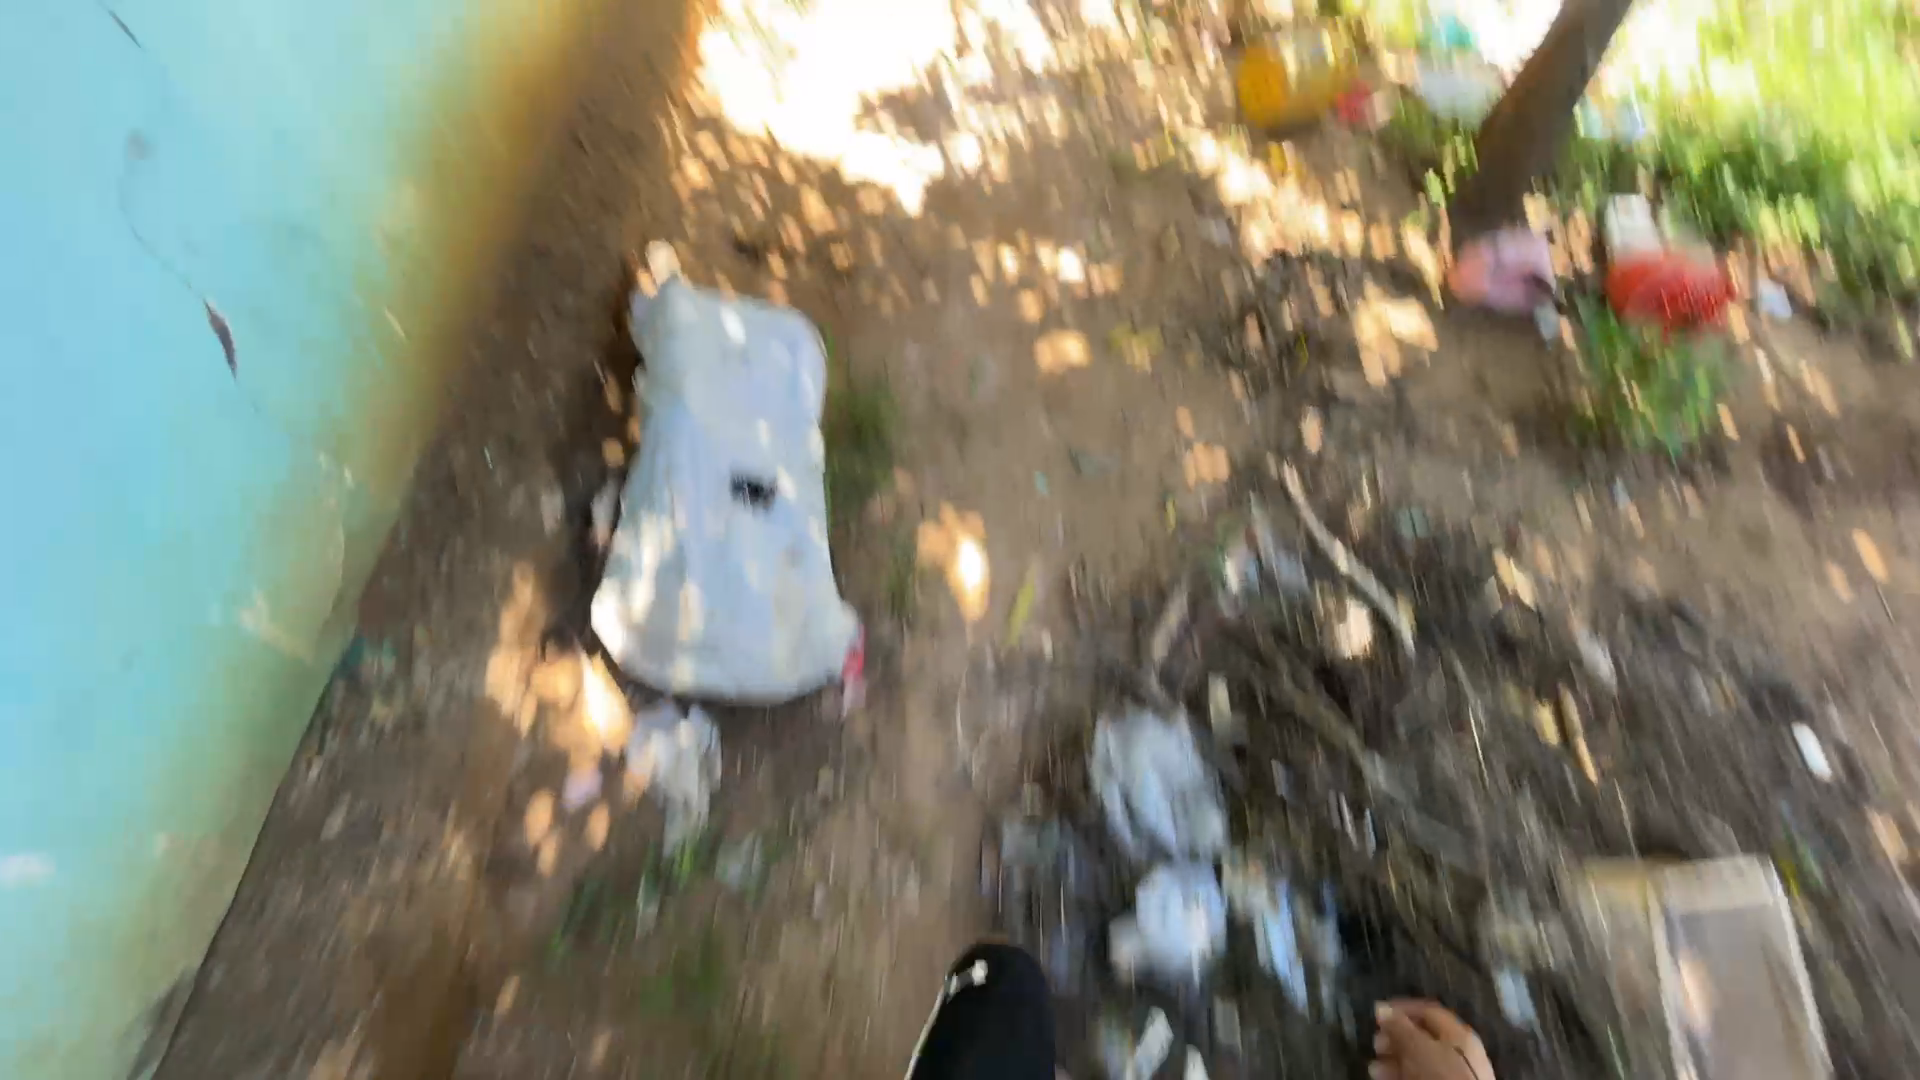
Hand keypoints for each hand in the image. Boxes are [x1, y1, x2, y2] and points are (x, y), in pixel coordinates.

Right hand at [1369, 1000, 1493, 1079]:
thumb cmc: (1441, 1076)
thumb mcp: (1416, 1046)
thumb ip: (1398, 1025)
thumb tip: (1382, 1009)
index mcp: (1459, 1035)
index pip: (1427, 1011)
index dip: (1400, 1009)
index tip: (1377, 1016)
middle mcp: (1461, 1053)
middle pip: (1422, 1036)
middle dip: (1394, 1039)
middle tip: (1376, 1045)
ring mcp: (1457, 1075)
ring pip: (1420, 1060)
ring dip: (1394, 1060)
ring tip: (1375, 1068)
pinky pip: (1422, 1076)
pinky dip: (1403, 1074)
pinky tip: (1385, 1078)